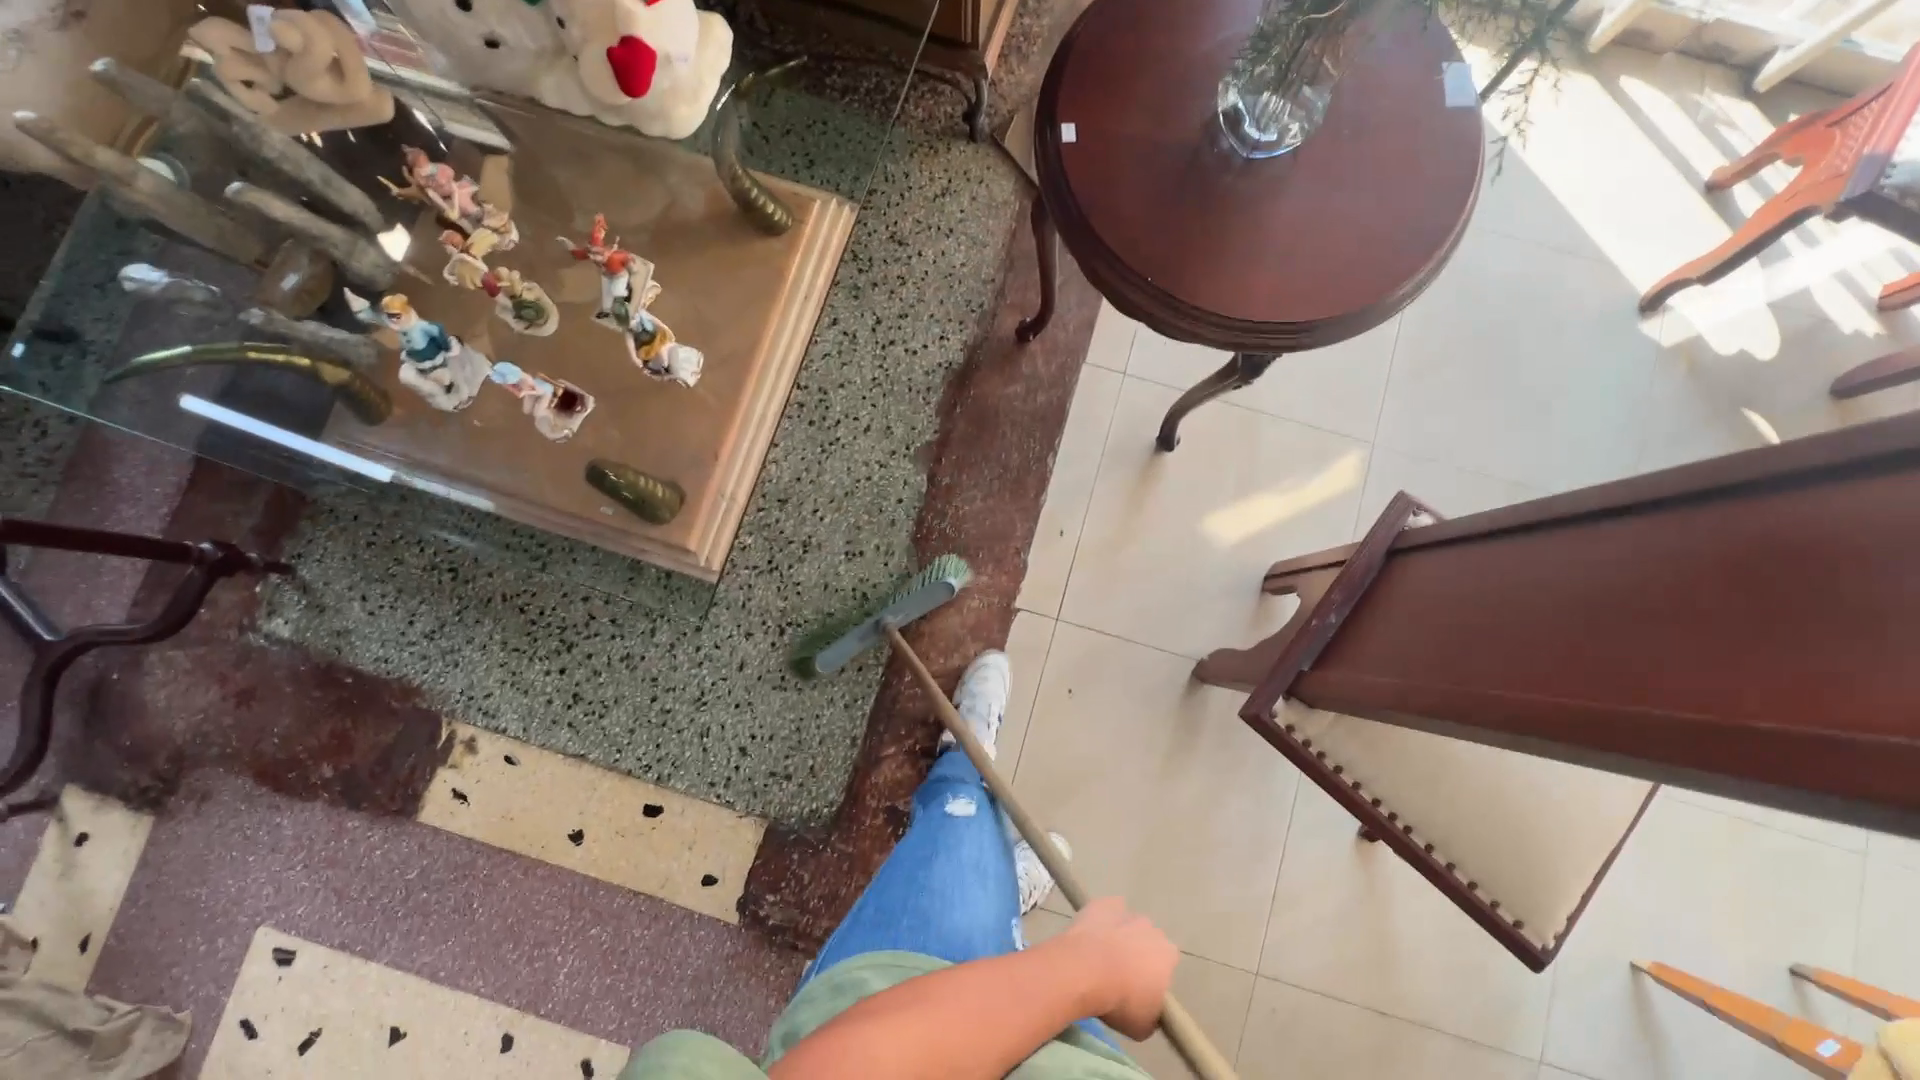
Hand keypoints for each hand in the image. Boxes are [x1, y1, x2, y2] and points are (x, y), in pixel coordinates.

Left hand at [1057, 897, 1178, 1040]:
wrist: (1084, 971)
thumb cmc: (1119, 1001)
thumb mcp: (1143, 1026)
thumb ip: (1151, 1014)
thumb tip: (1145, 1010)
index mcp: (1167, 955)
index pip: (1166, 964)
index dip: (1153, 976)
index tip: (1138, 989)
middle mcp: (1151, 928)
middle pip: (1147, 940)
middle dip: (1136, 953)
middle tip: (1118, 973)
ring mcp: (1126, 912)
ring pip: (1126, 924)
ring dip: (1118, 936)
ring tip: (1099, 956)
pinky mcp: (1102, 903)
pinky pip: (1106, 910)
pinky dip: (1101, 920)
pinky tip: (1090, 935)